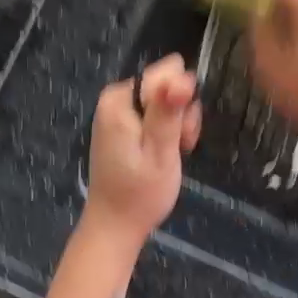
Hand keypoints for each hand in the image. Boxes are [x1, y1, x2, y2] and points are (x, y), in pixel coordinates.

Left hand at [86, 55, 202, 236]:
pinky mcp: (124, 126)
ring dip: (177, 126)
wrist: (116, 225)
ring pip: (166, 102)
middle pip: (167, 85)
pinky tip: (165, 156)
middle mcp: (115, 99)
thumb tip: (181, 75)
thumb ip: (169, 111)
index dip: (181, 101)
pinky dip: (167, 134)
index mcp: (119, 99)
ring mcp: (118, 113)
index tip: (180, 132)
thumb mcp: (161, 152)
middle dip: (180, 115)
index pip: (167, 72)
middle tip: (178, 147)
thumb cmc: (140, 193)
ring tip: (172, 155)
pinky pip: (156, 116)